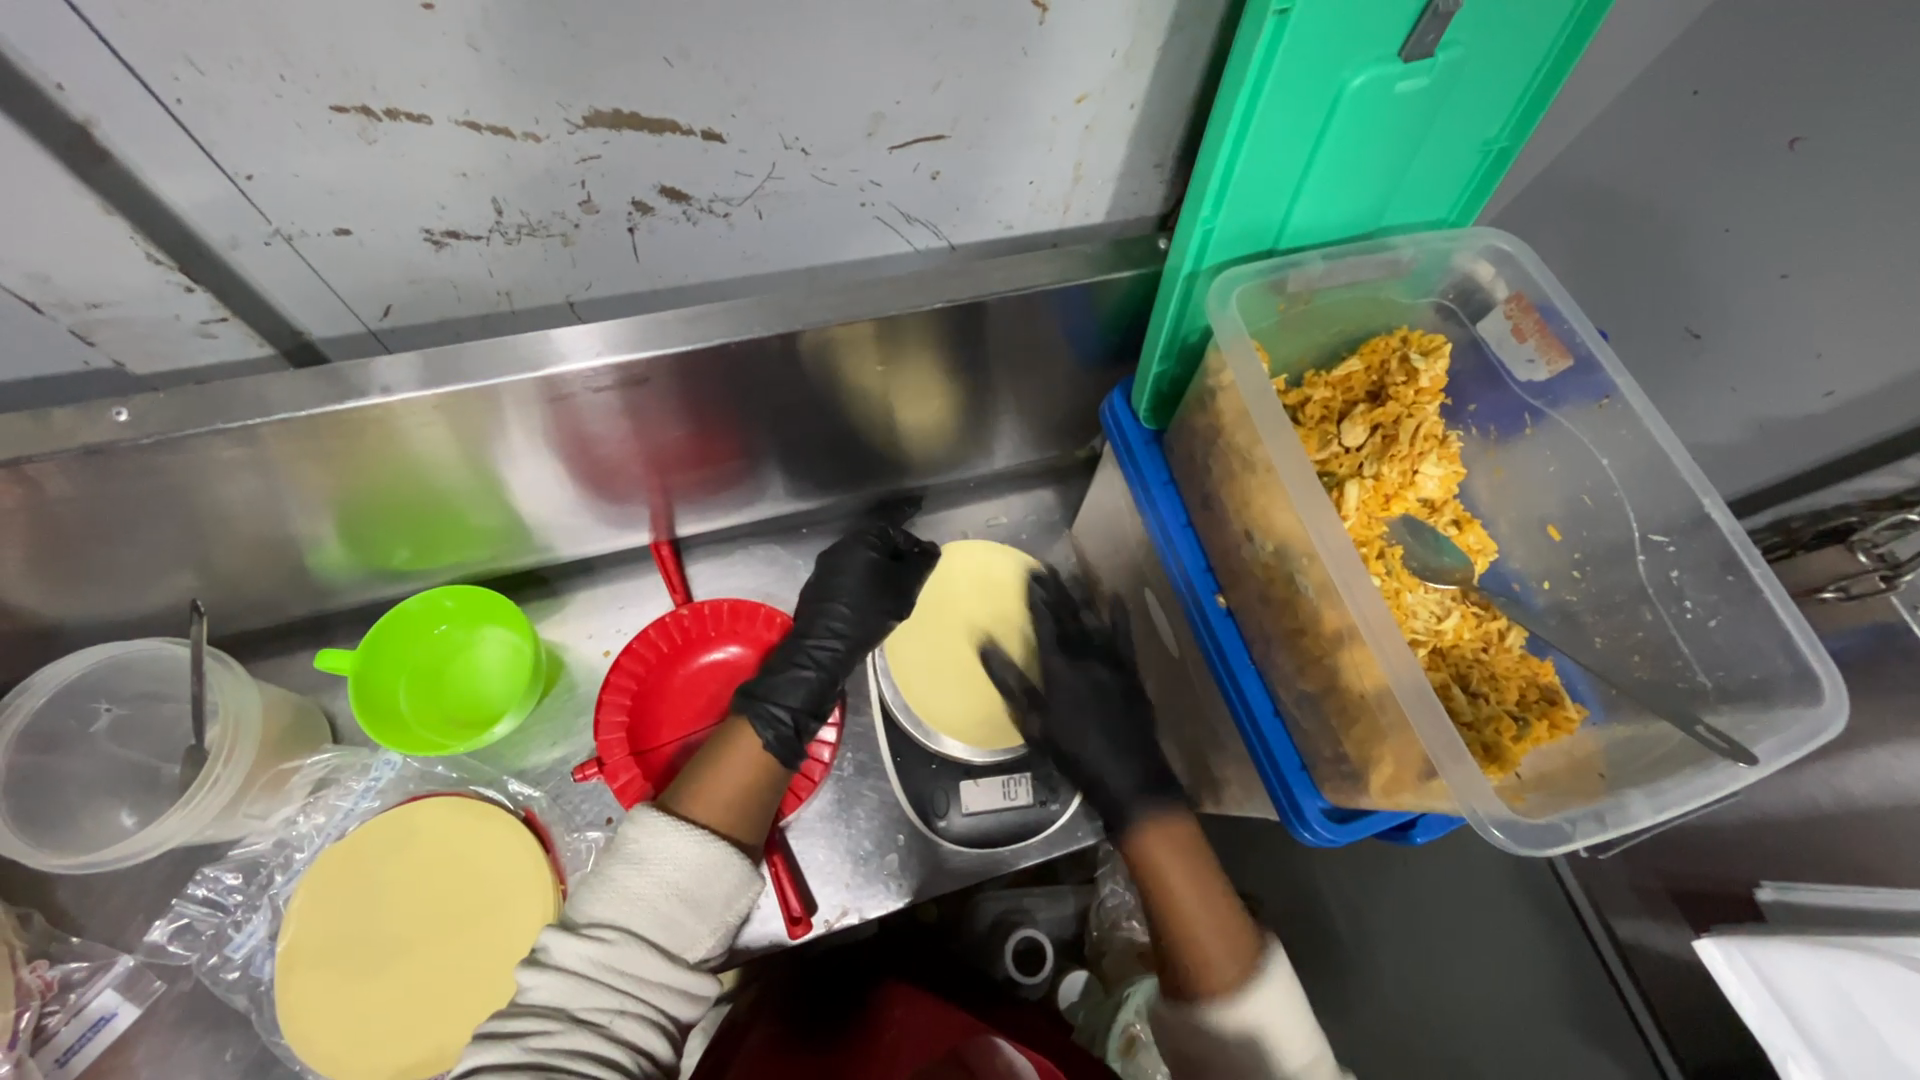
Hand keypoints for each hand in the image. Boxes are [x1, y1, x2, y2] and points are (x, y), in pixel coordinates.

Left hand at [733, 515, 940, 768]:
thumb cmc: (860, 622)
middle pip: (876, 547)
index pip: (893, 532)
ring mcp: (825, 576)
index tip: (927, 564)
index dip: (913, 546)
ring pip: (863, 566)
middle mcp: (837, 553)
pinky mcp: (819, 598)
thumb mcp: (899, 594)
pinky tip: (877, 611)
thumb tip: (929, 551)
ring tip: (901, 598)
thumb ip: (917, 567)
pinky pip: (851, 583)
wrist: (815, 660)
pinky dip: (867, 591)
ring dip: (882, 577)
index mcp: (857, 545)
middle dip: (898, 560)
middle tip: (917, 582)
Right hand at [980, 568, 1184, 836]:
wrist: (1128, 773)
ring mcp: (1112, 661)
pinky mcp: (1131, 670)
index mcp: (1058, 669)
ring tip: (1070, 577)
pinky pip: (1125, 635)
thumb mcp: (1032, 722)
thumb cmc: (1072, 752)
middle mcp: (1085, 656)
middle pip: (1069, 615)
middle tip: (1045, 567)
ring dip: (1082, 597)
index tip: (1028, 575)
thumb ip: (1009, 682)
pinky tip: (1114, 597)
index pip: (1044, 623)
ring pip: (1095, 620)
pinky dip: (1119, 615)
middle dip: (1056, 589)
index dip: (1036, 598)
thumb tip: (984, 645)